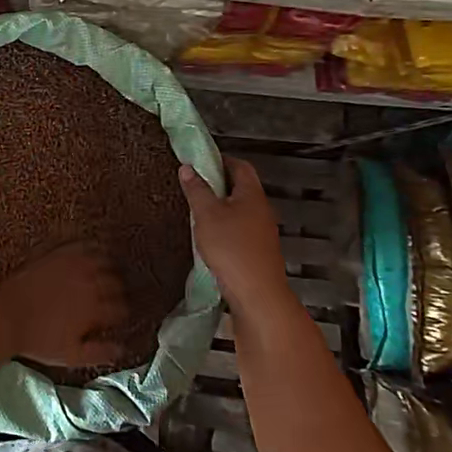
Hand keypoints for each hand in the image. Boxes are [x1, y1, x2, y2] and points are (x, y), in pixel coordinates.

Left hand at [0, 241, 129, 368]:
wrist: (5, 317)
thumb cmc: (37, 340)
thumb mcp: (71, 355)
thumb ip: (99, 353)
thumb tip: (121, 351)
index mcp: (94, 308)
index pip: (119, 308)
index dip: (121, 312)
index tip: (119, 315)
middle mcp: (89, 283)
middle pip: (115, 282)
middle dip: (118, 290)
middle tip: (116, 295)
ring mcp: (73, 265)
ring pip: (103, 260)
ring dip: (109, 267)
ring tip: (109, 271)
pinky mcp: (58, 254)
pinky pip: (81, 245)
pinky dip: (91, 246)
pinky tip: (92, 250)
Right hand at [179, 157, 292, 312]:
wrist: (256, 291)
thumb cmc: (231, 248)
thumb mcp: (206, 214)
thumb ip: (196, 190)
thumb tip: (188, 168)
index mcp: (252, 193)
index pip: (240, 165)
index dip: (221, 160)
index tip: (202, 162)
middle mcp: (262, 208)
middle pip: (242, 187)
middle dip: (219, 184)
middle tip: (197, 187)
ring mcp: (263, 230)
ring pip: (241, 209)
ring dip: (222, 207)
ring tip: (200, 213)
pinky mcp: (259, 249)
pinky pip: (242, 229)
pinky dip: (227, 226)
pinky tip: (212, 238)